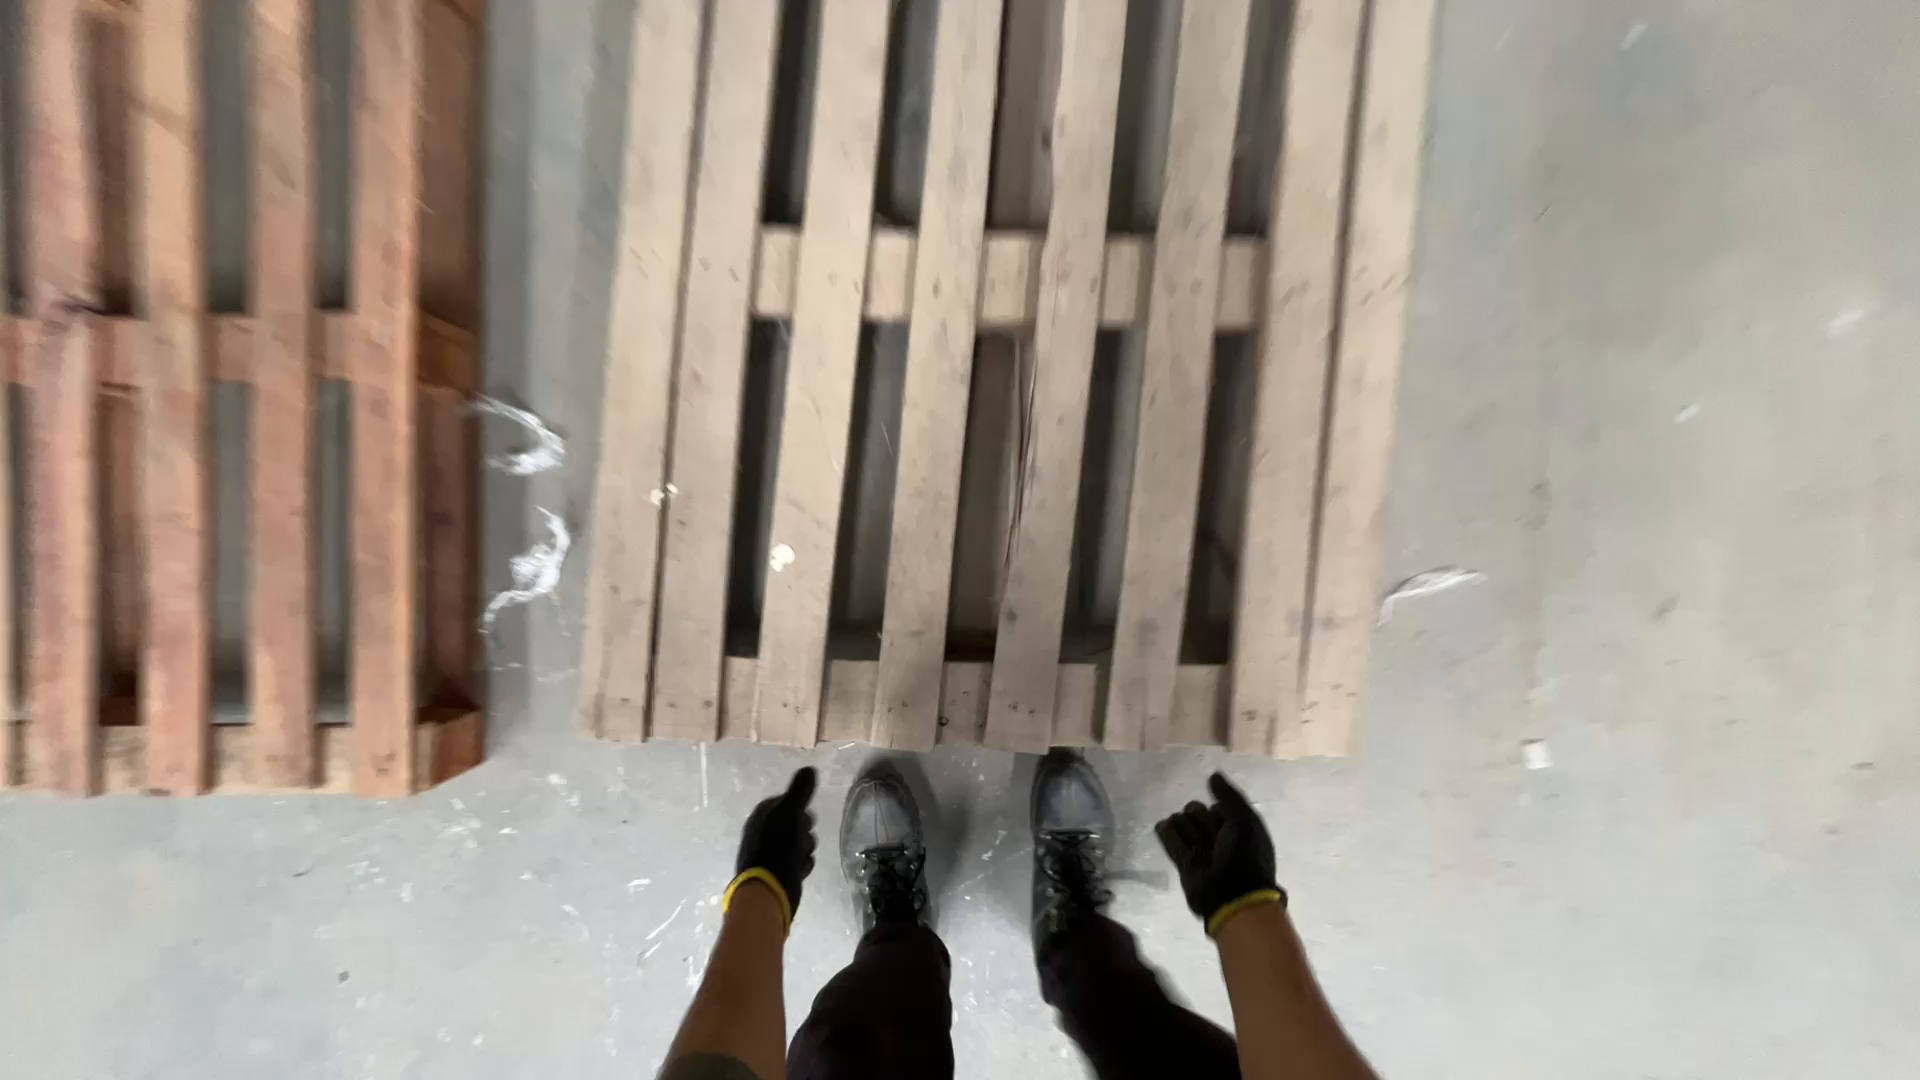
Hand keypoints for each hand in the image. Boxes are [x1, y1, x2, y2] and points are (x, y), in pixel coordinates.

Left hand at [732, 767, 818, 923]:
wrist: (768, 890)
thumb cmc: (777, 847)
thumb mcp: (789, 811)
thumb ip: (800, 790)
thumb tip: (809, 769)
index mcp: (762, 815)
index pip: (789, 801)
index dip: (800, 808)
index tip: (804, 816)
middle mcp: (765, 831)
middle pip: (798, 821)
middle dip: (805, 830)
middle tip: (802, 838)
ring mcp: (771, 852)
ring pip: (801, 841)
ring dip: (806, 848)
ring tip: (800, 857)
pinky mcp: (780, 870)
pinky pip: (799, 860)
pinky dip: (802, 863)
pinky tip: (800, 869)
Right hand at [1154, 772, 1284, 933]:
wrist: (1233, 898)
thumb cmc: (1244, 858)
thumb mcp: (1245, 821)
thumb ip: (1229, 796)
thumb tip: (1212, 775)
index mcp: (1237, 829)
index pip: (1218, 806)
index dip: (1219, 809)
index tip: (1222, 817)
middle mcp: (1217, 837)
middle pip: (1197, 812)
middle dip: (1197, 816)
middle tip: (1205, 831)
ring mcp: (1199, 850)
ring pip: (1182, 823)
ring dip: (1182, 825)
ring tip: (1190, 837)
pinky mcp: (1183, 862)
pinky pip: (1170, 840)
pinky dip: (1166, 832)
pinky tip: (1164, 827)